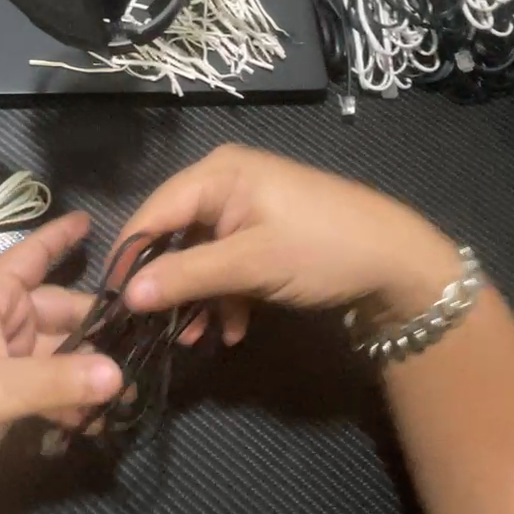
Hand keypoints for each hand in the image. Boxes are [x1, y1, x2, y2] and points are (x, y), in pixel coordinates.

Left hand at [0, 212, 123, 475]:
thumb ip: (57, 382)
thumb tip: (119, 374)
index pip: (34, 254)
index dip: (62, 237)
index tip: (95, 222)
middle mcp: (2, 318)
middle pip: (60, 313)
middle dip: (97, 334)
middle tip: (141, 351)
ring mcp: (1, 355)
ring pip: (56, 355)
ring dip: (85, 375)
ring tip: (124, 400)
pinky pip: (42, 386)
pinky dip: (64, 401)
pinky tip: (93, 424)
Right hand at [115, 145, 465, 341]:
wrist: (401, 265)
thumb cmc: (323, 249)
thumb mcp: (251, 264)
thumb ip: (186, 277)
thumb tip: (126, 296)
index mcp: (217, 173)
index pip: (153, 212)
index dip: (129, 256)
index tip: (112, 303)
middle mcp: (223, 183)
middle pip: (174, 234)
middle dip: (167, 283)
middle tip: (152, 327)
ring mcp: (244, 208)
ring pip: (199, 254)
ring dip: (196, 297)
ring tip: (192, 339)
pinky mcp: (260, 233)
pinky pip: (225, 262)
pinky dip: (224, 295)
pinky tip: (232, 330)